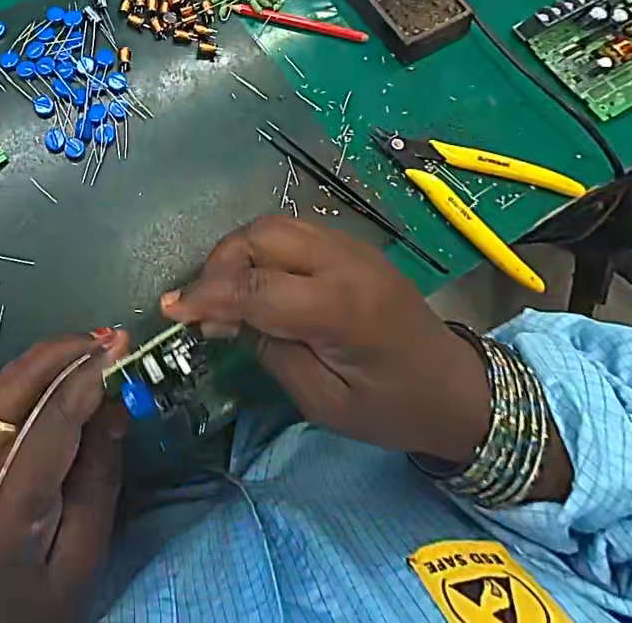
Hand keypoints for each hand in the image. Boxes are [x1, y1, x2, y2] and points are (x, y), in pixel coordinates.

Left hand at [0, 331, 129, 622]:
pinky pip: (10, 395)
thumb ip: (100, 477)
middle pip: (18, 383)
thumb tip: (115, 406)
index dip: (87, 375)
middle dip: (65, 350)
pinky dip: (43, 372)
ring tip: (98, 346)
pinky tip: (73, 370)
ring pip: (10, 380)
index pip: (51, 418)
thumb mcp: (84, 553)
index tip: (122, 346)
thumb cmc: (40, 602)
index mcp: (9, 499)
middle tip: (111, 338)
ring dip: (54, 355)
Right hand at [160, 216, 493, 462]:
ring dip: (237, 251)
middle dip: (219, 265)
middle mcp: (344, 262)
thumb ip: (269, 350)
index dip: (206, 296)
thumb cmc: (394, 407)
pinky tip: (254, 279)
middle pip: (261, 236)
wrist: (460, 388)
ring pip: (272, 224)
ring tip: (223, 291)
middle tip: (202, 304)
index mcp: (342, 308)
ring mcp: (350, 245)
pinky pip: (291, 231)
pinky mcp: (349, 244)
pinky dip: (260, 249)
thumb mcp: (324, 400)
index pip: (257, 288)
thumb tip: (220, 318)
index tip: (171, 309)